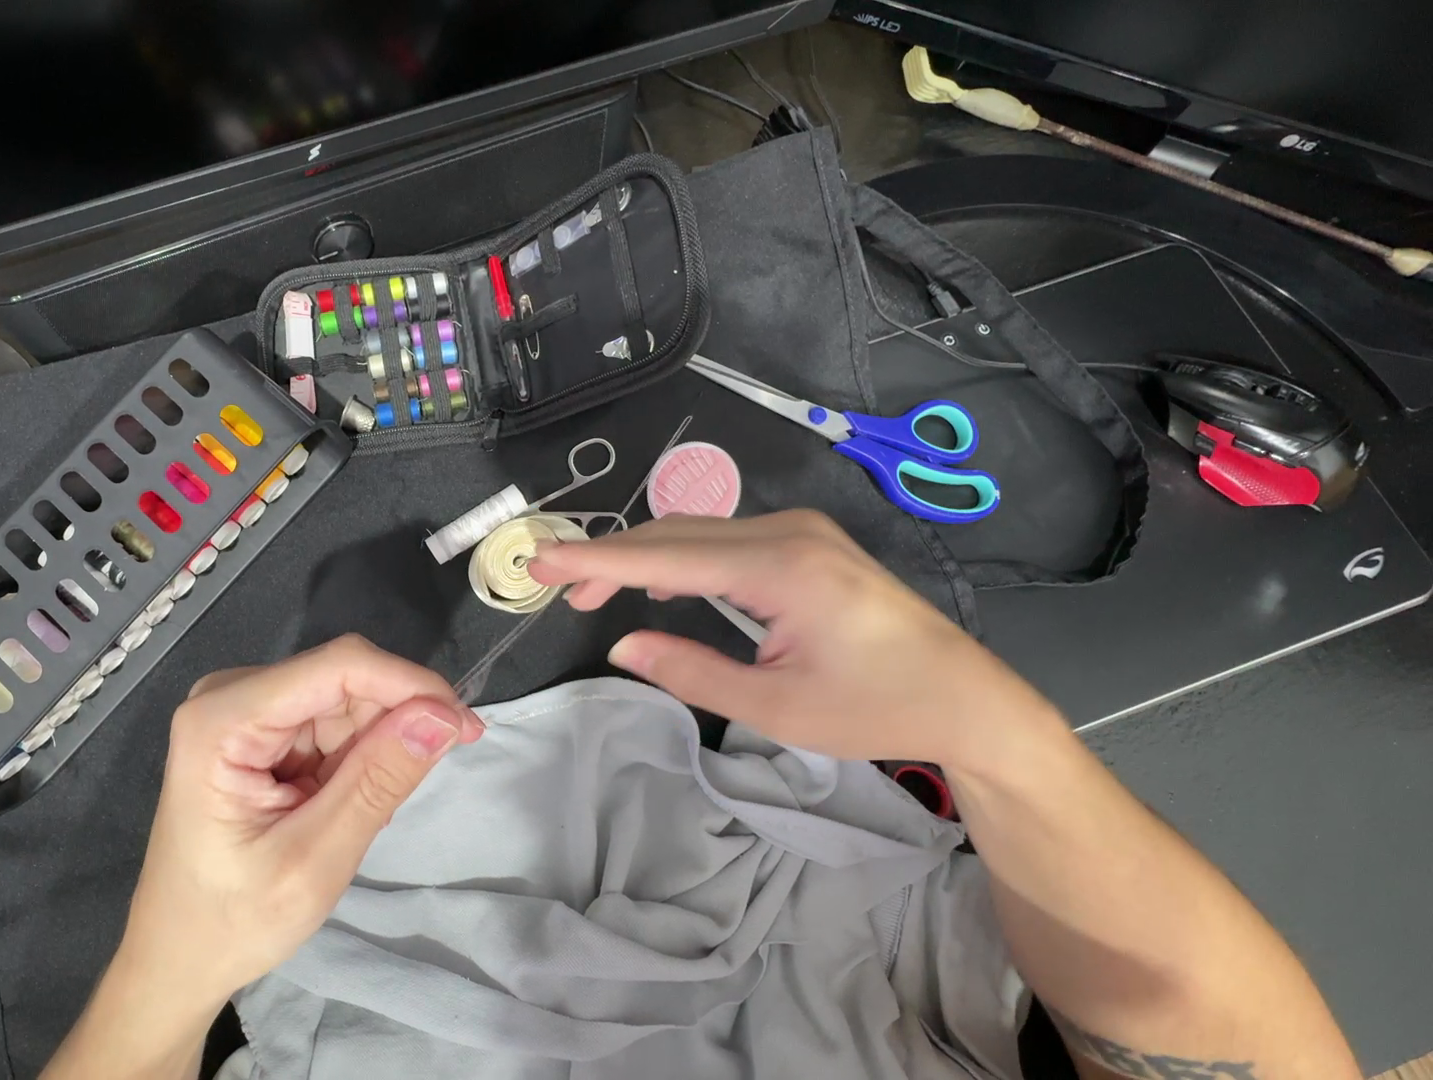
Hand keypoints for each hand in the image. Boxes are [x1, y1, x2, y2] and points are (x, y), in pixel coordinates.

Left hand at [120, 635, 482, 1008]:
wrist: (178, 957)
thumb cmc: (233, 921)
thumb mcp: (315, 861)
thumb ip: (379, 781)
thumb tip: (444, 716)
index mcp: (223, 719)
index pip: (339, 666)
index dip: (410, 684)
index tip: (464, 728)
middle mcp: (232, 695)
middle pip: (344, 677)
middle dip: (395, 722)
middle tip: (409, 792)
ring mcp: (246, 707)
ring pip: (347, 697)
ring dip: (376, 746)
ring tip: (362, 813)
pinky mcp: (262, 726)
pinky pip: (334, 719)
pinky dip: (359, 756)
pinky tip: (345, 802)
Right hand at [528, 510, 1063, 768]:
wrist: (968, 697)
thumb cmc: (876, 709)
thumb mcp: (775, 708)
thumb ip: (691, 672)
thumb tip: (621, 645)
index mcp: (781, 568)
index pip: (665, 555)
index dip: (596, 558)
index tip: (540, 559)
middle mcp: (787, 531)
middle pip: (674, 534)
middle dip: (611, 558)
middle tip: (561, 591)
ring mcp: (800, 530)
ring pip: (696, 532)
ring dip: (642, 557)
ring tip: (595, 592)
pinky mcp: (806, 541)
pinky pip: (723, 539)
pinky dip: (680, 558)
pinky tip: (662, 585)